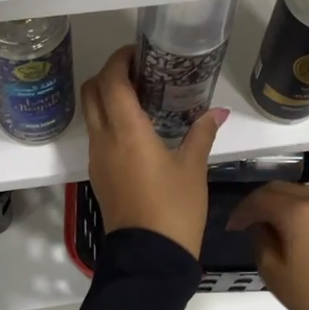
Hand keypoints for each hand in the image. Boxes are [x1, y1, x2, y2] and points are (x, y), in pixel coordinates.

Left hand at [81, 45, 226, 257]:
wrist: (150, 256)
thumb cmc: (174, 208)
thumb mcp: (193, 168)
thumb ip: (201, 134)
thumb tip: (217, 112)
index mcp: (126, 130)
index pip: (110, 80)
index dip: (119, 60)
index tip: (139, 53)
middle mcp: (103, 139)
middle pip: (91, 92)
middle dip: (109, 74)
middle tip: (139, 72)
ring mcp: (97, 158)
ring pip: (91, 114)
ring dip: (108, 98)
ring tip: (142, 98)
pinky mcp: (99, 175)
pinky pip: (98, 136)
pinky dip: (110, 121)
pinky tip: (139, 129)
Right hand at [227, 182, 308, 309]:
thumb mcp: (272, 272)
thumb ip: (261, 240)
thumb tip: (261, 226)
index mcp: (297, 213)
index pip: (261, 200)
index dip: (243, 211)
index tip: (233, 226)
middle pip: (282, 189)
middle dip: (261, 201)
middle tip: (250, 219)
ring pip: (305, 193)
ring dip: (285, 203)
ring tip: (276, 223)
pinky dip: (308, 210)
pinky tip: (303, 229)